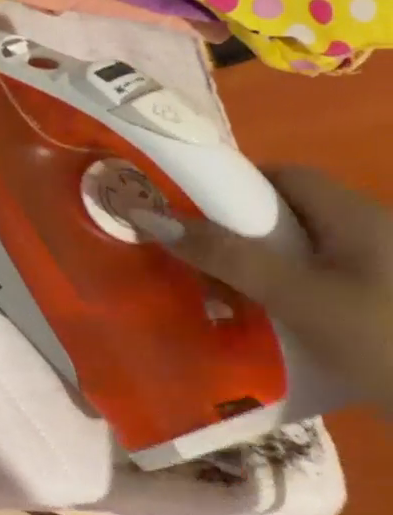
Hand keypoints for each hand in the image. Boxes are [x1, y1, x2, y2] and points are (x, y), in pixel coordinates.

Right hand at [134, 167, 392, 409]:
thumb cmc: (390, 340)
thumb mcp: (299, 298)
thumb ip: (225, 254)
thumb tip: (146, 214)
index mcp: (357, 216)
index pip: (282, 175)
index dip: (230, 185)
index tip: (187, 212)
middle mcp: (377, 234)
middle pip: (290, 215)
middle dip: (236, 233)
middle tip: (193, 260)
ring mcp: (388, 275)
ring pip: (306, 254)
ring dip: (259, 269)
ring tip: (222, 299)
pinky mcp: (390, 309)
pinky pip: (326, 285)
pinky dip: (289, 296)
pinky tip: (271, 325)